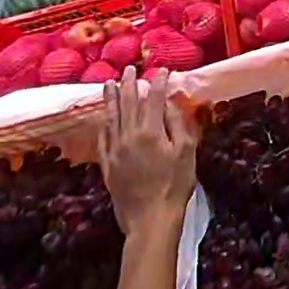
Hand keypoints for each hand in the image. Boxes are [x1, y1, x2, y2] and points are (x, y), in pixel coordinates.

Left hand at [98, 68, 197, 234]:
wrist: (150, 219)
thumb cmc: (175, 184)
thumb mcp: (185, 151)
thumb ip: (177, 124)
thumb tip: (168, 103)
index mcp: (150, 132)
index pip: (154, 99)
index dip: (158, 83)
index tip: (162, 70)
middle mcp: (129, 137)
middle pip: (129, 104)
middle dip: (130, 84)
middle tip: (130, 69)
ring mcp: (115, 151)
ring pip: (112, 118)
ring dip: (111, 98)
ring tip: (109, 83)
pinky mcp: (107, 165)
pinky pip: (103, 138)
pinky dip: (103, 123)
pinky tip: (103, 116)